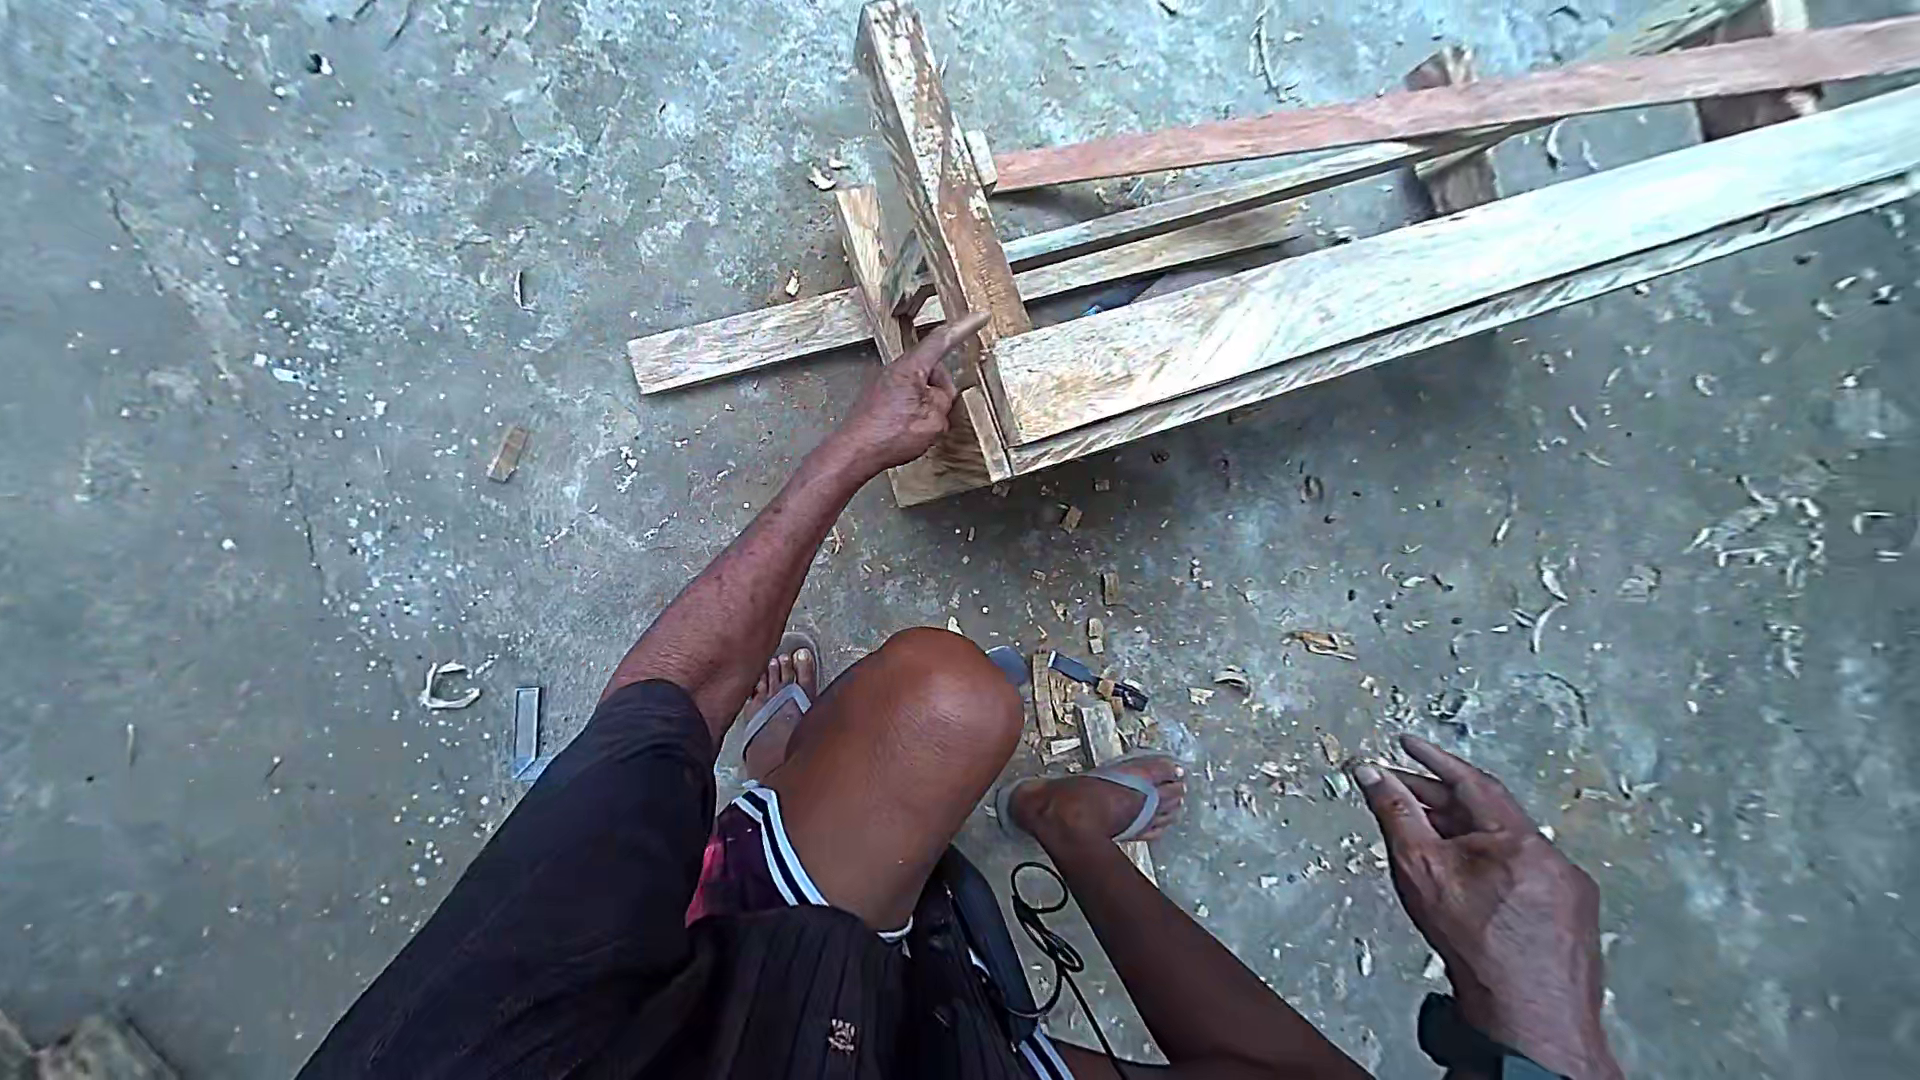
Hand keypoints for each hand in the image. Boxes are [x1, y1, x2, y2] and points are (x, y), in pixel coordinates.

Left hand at [829, 311, 989, 474]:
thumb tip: (938, 397)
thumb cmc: (888, 436)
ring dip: (925, 406)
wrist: (854, 452)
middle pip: (932, 370)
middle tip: (937, 416)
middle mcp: (894, 369)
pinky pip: (904, 399)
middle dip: (941, 391)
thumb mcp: (933, 420)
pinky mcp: (876, 398)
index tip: (980, 317)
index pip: (942, 341)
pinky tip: (904, 432)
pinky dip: (911, 413)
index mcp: (910, 367)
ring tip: (915, 429)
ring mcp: (883, 383)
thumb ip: (943, 401)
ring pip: (919, 388)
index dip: (965, 328)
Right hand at [1354, 736, 1621, 1079]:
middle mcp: (1552, 857)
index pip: (1471, 781)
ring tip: (1418, 830)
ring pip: (1501, 838)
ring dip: (1457, 827)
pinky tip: (1456, 867)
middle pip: (1484, 810)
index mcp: (1520, 840)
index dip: (1433, 759)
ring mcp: (1568, 887)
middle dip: (1436, 797)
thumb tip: (1369, 771)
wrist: (1528, 1015)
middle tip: (1395, 789)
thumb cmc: (1472, 940)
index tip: (1407, 743)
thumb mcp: (1418, 864)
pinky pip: (1518, 864)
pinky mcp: (1571, 912)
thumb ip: (1393, 810)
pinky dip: (1481, 853)